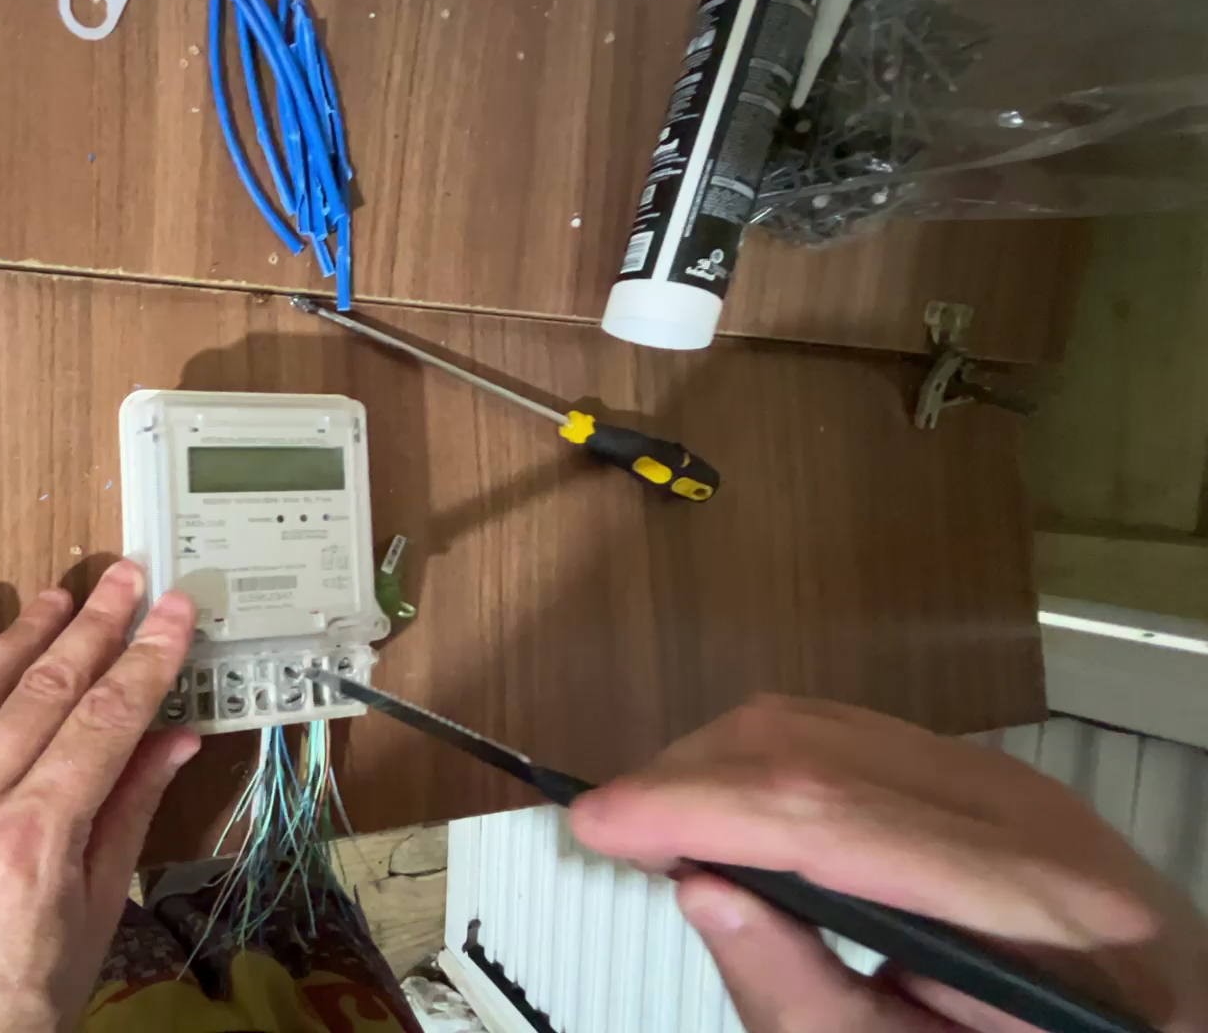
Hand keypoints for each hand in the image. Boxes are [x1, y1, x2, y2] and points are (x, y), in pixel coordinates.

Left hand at [0, 561, 200, 1031]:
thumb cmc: (23, 1004)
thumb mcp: (97, 915)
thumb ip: (130, 813)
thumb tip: (175, 739)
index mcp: (37, 840)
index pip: (106, 722)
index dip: (147, 660)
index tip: (172, 613)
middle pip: (45, 693)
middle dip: (93, 627)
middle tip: (124, 579)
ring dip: (22, 636)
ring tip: (58, 593)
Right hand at [570, 695, 1207, 1032]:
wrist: (1130, 1024)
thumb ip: (805, 997)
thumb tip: (693, 889)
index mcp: (1042, 902)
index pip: (825, 814)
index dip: (694, 808)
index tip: (595, 826)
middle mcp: (1013, 807)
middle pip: (796, 750)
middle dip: (678, 784)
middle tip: (612, 835)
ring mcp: (978, 769)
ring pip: (790, 723)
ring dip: (696, 768)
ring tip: (653, 825)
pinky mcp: (940, 759)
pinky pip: (808, 727)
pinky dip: (733, 759)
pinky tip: (710, 804)